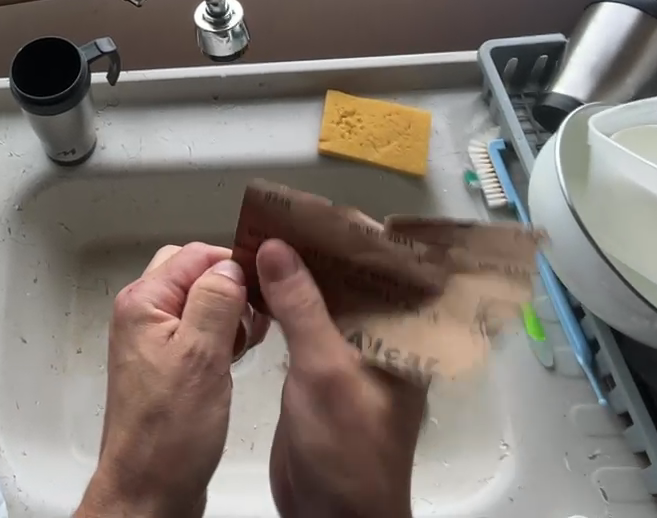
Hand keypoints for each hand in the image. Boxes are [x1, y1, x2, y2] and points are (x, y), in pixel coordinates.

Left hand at [75, 242, 251, 517]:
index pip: (193, 255)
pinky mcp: (165, 364)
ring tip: (252, 336)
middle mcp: (142, 314)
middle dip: (229, 285)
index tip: (265, 279)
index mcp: (143, 301)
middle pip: (192, 273)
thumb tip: (230, 266)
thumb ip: (215, 302)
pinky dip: (220, 333)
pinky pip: (196, 330)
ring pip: (196, 302)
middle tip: (259, 310)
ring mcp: (152, 340)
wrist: (148, 492)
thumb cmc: (169, 432)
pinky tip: (239, 352)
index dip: (231, 262)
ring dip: (227, 310)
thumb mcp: (200, 356)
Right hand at [258, 239, 426, 517]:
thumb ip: (302, 305)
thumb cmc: (348, 449)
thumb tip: (276, 244)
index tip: (314, 207)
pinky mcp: (320, 368)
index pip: (387, 268)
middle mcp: (380, 338)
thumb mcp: (325, 370)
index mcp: (401, 336)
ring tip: (260, 237)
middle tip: (276, 214)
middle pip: (351, 277)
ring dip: (294, 269)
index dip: (355, 234)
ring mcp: (349, 353)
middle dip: (315, 246)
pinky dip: (281, 297)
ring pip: (323, 296)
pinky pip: (303, 319)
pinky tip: (255, 281)